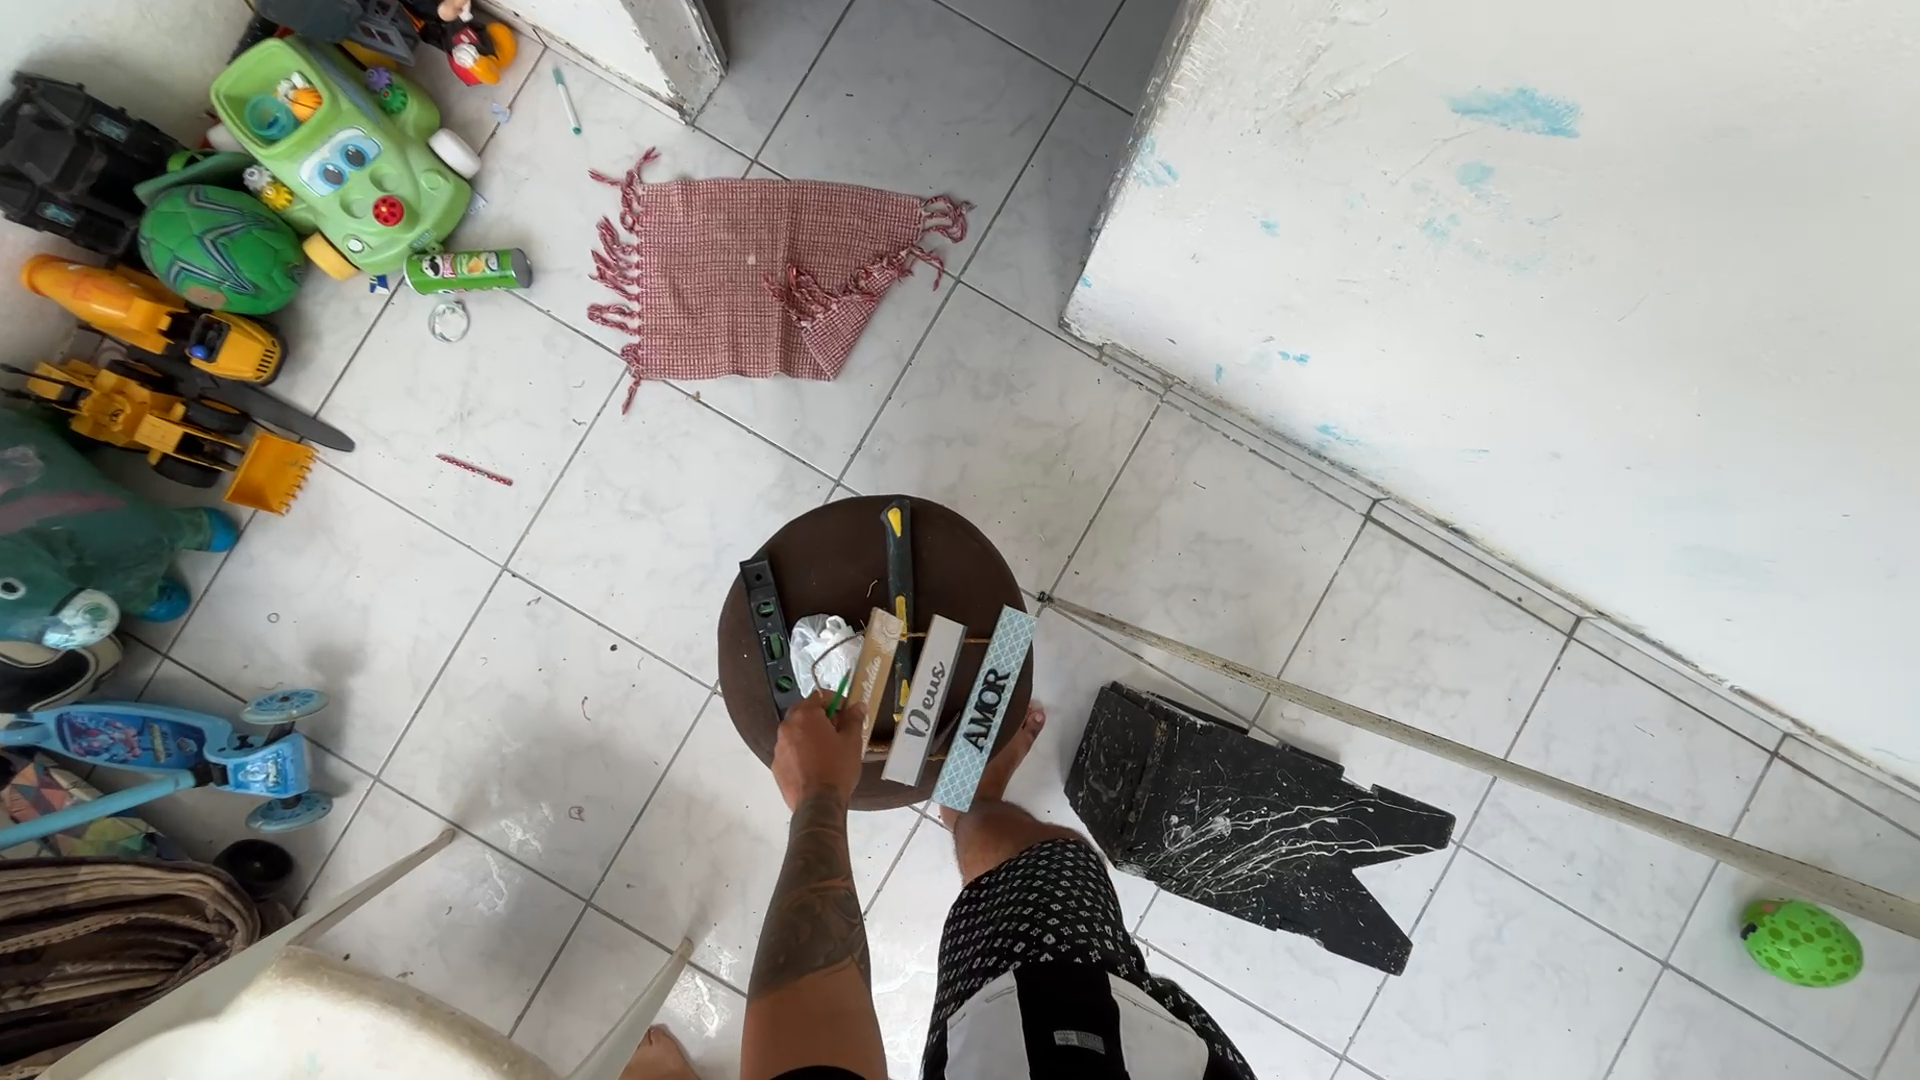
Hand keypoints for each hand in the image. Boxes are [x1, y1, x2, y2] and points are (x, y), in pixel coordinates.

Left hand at [771, 693, 865, 811]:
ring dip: (809, 734)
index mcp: (805, 715)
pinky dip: (800, 751)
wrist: (818, 804)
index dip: (836, 701)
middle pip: (804, 712)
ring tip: (826, 749)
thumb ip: (853, 719)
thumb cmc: (837, 767)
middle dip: (821, 716)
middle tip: (838, 729)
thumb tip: (857, 706)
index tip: (848, 712)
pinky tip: (814, 765)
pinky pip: (790, 750)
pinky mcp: (776, 766)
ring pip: (796, 732)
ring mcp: (778, 747)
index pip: (820, 696)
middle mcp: (787, 727)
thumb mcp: (852, 742)